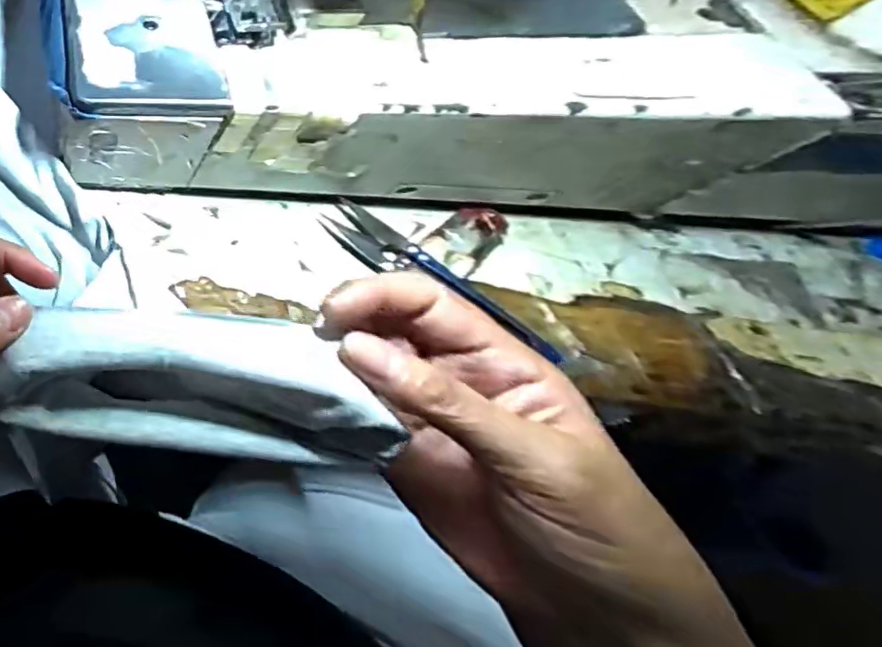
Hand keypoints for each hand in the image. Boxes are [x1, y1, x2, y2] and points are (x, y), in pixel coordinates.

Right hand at [321, 273, 749, 646]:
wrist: (602, 619)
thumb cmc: (603, 527)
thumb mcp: (538, 458)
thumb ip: (447, 402)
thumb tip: (355, 346)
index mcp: (494, 360)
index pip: (427, 303)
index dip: (379, 294)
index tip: (336, 311)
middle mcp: (448, 374)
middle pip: (384, 323)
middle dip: (345, 319)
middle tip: (312, 336)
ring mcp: (416, 412)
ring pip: (360, 364)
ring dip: (329, 360)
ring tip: (304, 366)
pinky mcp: (392, 448)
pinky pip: (352, 411)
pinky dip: (328, 401)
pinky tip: (312, 399)